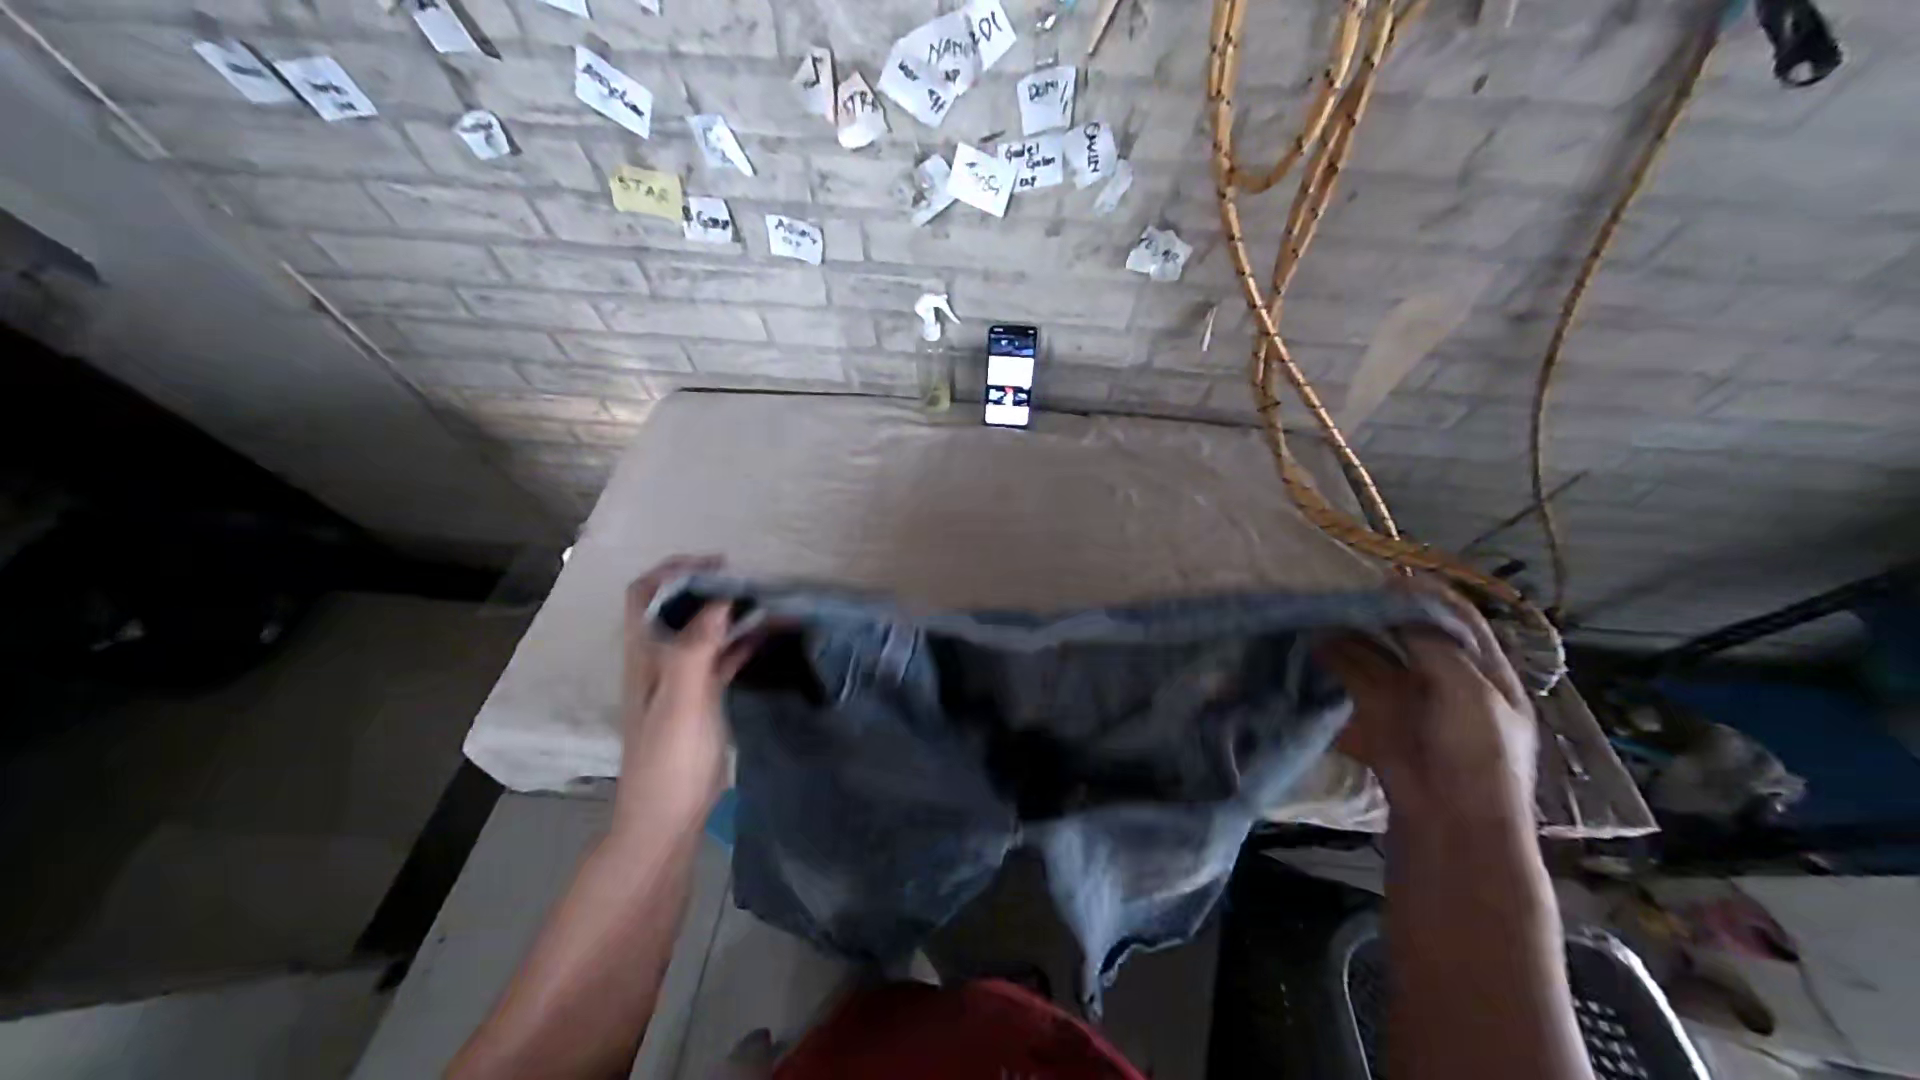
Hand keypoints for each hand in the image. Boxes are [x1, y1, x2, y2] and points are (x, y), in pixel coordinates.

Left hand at [616, 556, 757, 825]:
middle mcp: (660, 659)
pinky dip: (743, 642)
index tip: (717, 564)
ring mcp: (682, 679)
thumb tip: (718, 600)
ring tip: (769, 602)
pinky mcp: (702, 698)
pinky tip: (769, 636)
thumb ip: (695, 648)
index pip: (647, 594)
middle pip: (680, 608)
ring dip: (732, 614)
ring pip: (706, 632)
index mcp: (645, 654)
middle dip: (711, 588)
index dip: (675, 571)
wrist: (666, 817)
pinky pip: (724, 658)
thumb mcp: (682, 701)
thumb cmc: (669, 759)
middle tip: (751, 582)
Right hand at [1314, 580, 1536, 822]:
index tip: (1389, 572)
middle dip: (1383, 609)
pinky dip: (1336, 658)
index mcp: (1486, 672)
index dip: (1427, 595)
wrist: (1449, 819)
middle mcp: (1446, 676)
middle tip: (1346, 584)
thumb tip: (1400, 602)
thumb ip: (1434, 644)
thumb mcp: (1469, 692)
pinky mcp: (1377, 712)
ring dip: (1355, 631)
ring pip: (1379, 651)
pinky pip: (1355, 676)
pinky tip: (1315, 641)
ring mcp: (1410, 694)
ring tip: (1324, 606)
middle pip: (1413, 632)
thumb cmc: (1476, 752)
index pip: (1458, 620)